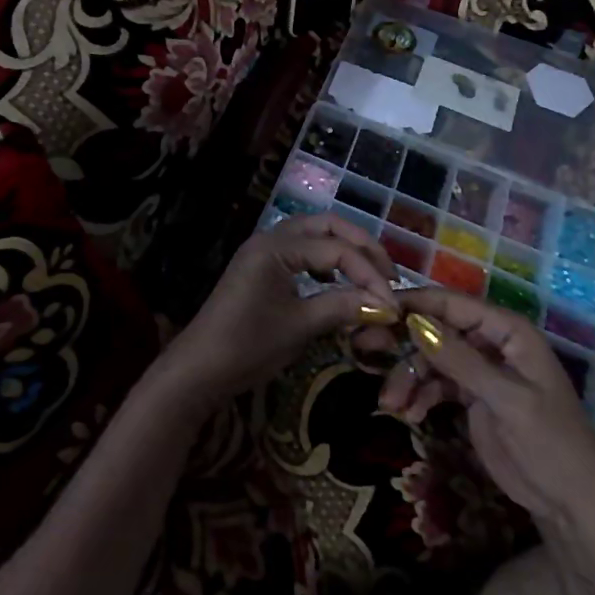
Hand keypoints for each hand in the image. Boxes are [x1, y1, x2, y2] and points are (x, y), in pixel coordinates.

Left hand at [155, 213, 400, 407]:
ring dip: (343, 251)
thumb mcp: (301, 325)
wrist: (201, 368)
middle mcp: (269, 239)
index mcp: (276, 246)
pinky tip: (336, 284)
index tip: (393, 305)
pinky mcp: (260, 270)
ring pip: (313, 237)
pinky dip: (323, 264)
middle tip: (388, 276)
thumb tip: (387, 306)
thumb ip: (344, 307)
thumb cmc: (248, 345)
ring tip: (370, 278)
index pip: (337, 249)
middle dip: (361, 247)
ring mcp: (262, 253)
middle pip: (326, 226)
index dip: (370, 275)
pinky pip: (299, 254)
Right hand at [371, 288, 594, 531]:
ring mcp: (479, 370)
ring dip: (406, 378)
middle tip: (363, 347)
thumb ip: (460, 360)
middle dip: (401, 341)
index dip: (413, 304)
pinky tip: (408, 415)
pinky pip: (434, 385)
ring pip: (429, 359)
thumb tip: (415, 323)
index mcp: (509, 333)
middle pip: (435, 329)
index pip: (453, 304)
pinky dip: (418, 397)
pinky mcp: (470, 396)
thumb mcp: (506, 400)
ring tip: (390, 404)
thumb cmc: (551, 443)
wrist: (570, 503)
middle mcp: (491, 343)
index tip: (373, 312)